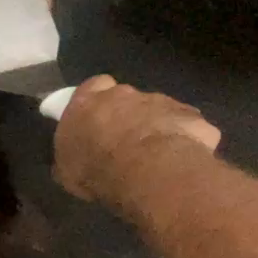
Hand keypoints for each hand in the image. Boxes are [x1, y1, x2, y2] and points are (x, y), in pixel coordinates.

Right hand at [54, 75, 221, 210]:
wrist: (148, 171)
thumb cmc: (94, 168)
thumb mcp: (65, 168)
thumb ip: (72, 151)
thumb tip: (76, 153)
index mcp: (88, 102)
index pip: (93, 85)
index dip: (96, 98)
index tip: (95, 116)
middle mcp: (125, 94)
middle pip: (127, 98)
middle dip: (126, 114)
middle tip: (122, 141)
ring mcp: (162, 102)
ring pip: (157, 110)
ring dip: (153, 126)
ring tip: (150, 155)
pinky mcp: (191, 116)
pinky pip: (184, 125)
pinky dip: (180, 137)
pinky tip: (174, 159)